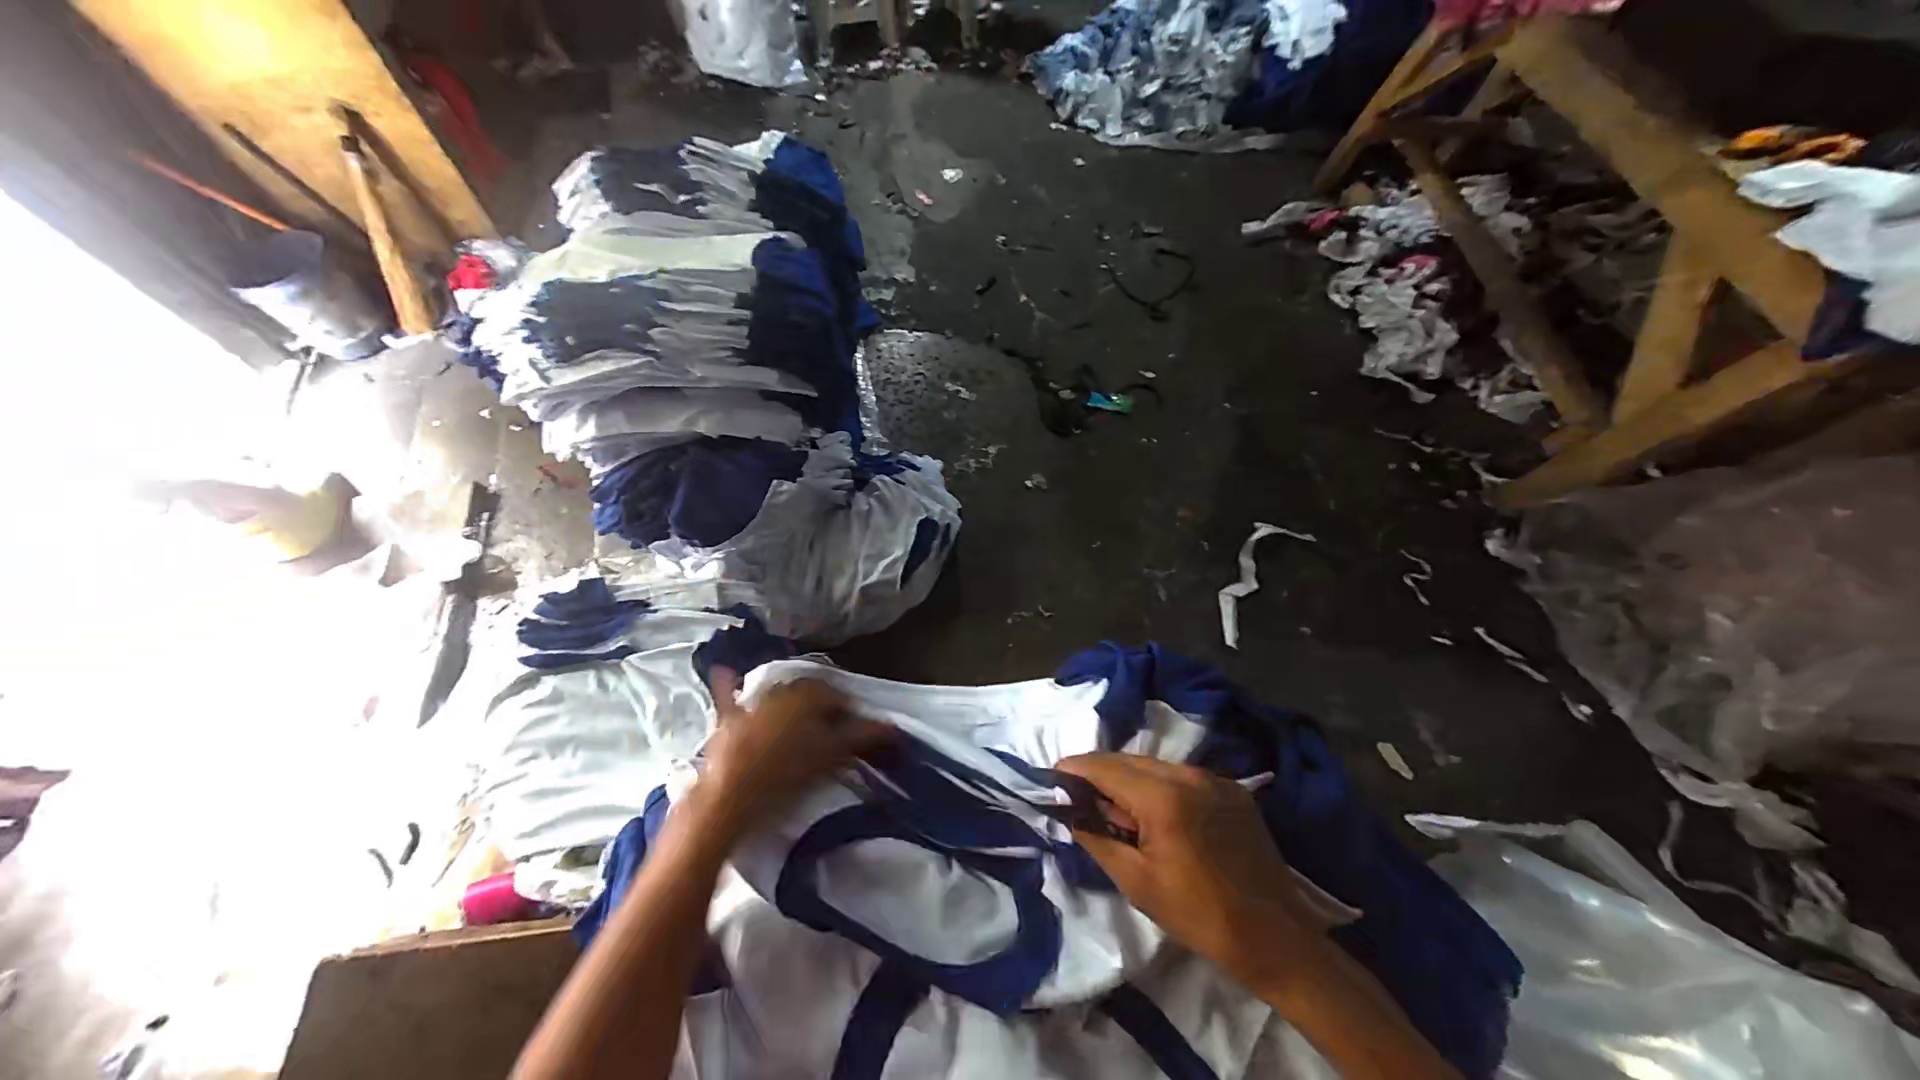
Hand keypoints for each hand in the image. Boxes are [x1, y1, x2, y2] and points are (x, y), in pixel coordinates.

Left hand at [692, 668, 892, 841]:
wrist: (728, 801)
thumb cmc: (783, 778)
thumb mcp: (829, 757)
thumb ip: (861, 737)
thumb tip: (892, 727)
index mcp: (807, 694)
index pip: (838, 695)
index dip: (851, 713)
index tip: (857, 731)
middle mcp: (779, 690)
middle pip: (809, 693)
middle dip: (823, 706)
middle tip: (832, 732)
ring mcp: (750, 703)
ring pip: (778, 694)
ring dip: (792, 703)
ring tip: (801, 727)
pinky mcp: (726, 719)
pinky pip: (726, 693)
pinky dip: (728, 683)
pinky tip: (725, 671)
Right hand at [1055, 752, 1325, 991]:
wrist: (1275, 938)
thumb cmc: (1198, 915)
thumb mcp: (1136, 882)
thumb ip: (1098, 838)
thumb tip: (1073, 813)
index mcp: (1164, 796)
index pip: (1106, 767)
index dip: (1076, 769)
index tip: (1052, 776)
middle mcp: (1190, 775)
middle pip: (1130, 760)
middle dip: (1100, 772)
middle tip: (1077, 793)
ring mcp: (1216, 780)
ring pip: (1157, 766)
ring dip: (1129, 778)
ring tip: (1113, 805)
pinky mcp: (1233, 791)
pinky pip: (1183, 777)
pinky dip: (1159, 785)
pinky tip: (1153, 812)